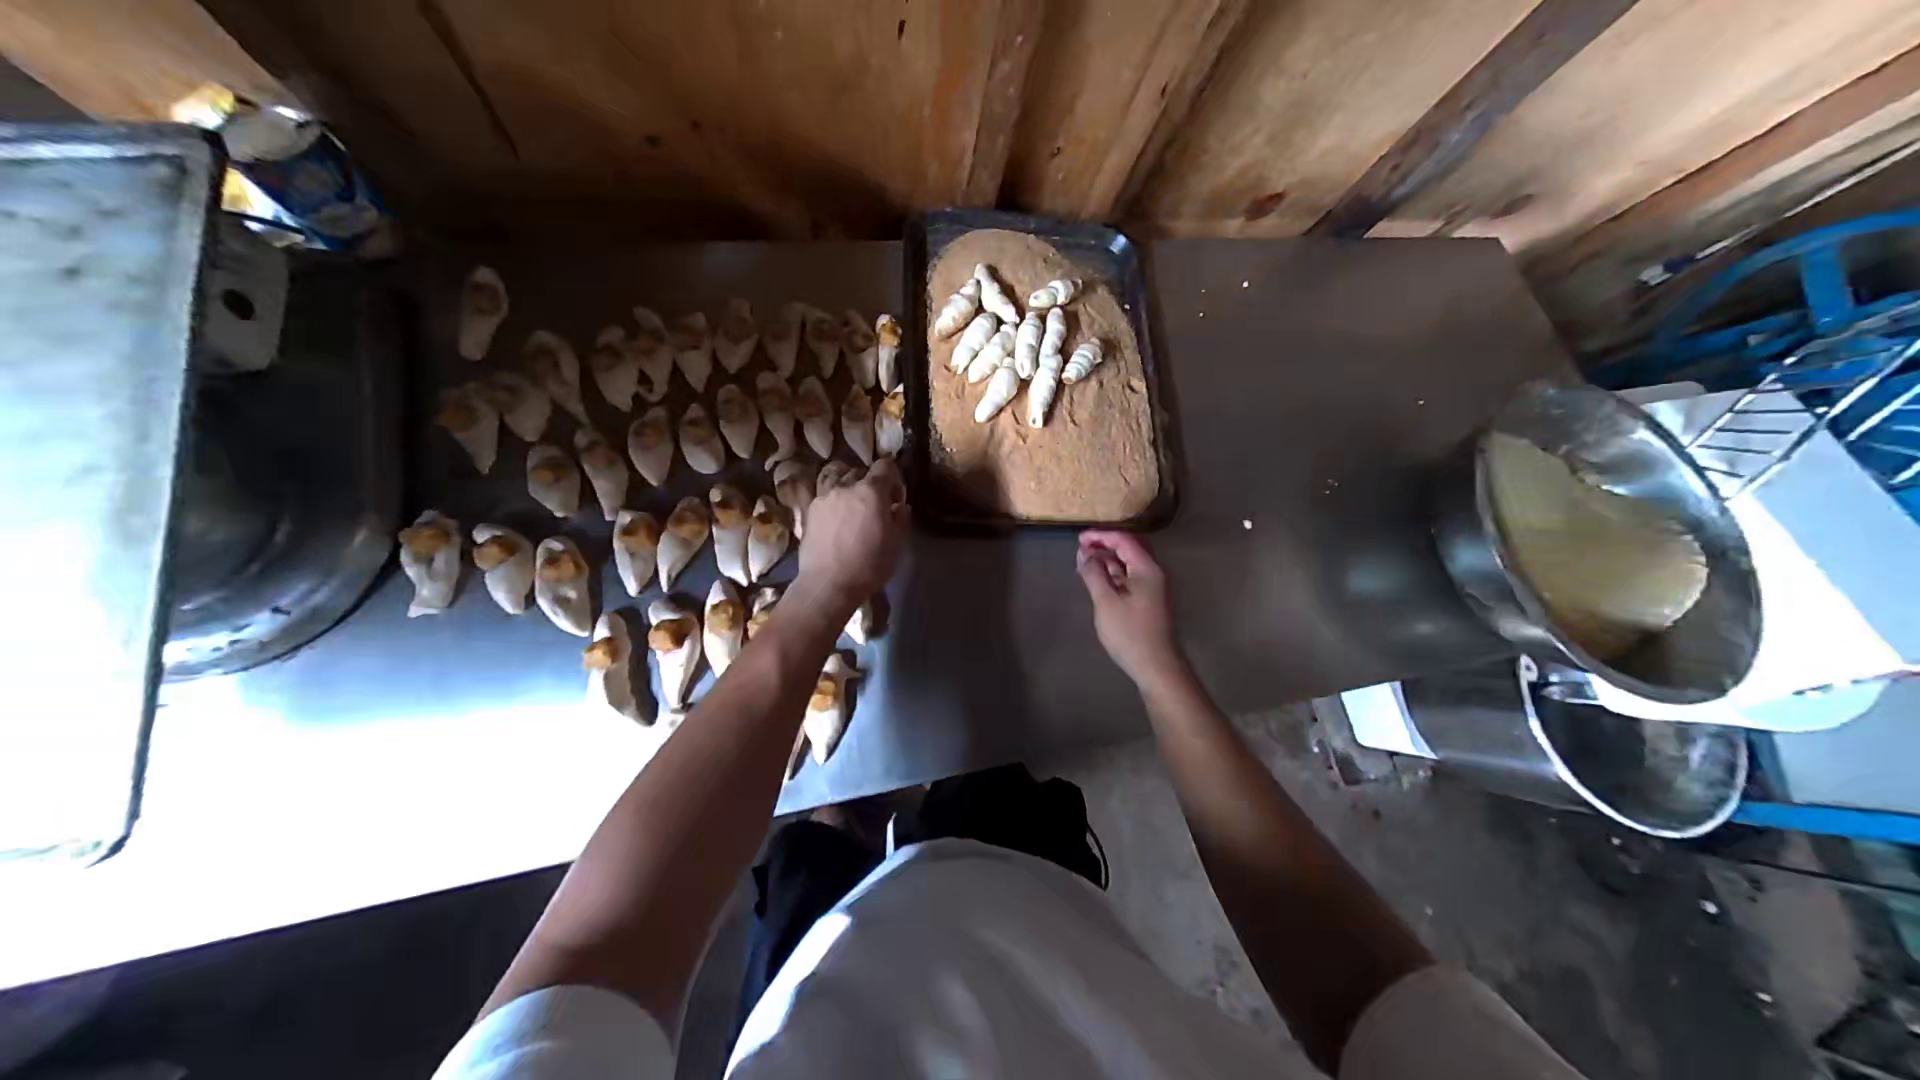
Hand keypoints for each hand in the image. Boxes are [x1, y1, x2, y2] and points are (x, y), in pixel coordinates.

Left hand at [796, 458, 910, 615]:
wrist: (828, 584)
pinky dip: (833, 500)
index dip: (893, 476)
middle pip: (860, 471)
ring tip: (852, 504)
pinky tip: (836, 518)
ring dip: (848, 486)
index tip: (895, 496)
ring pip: (837, 479)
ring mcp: (824, 497)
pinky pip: (824, 495)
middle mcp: (845, 486)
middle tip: (875, 504)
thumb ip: (901, 519)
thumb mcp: (897, 544)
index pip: (885, 466)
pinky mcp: (809, 511)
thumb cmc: (869, 565)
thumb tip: (900, 506)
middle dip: (870, 483)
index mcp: (871, 491)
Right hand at [1077, 530, 1187, 690]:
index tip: (1078, 538)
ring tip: (1086, 563)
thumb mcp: (1105, 601)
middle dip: (1105, 544)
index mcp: (1147, 568)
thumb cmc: (1130, 633)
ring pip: (1130, 564)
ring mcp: (1154, 587)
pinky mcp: (1151, 600)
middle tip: (1082, 547)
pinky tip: (1100, 580)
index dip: (1100, 536)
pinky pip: (1132, 577)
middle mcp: (1154, 573)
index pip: (1124, 540)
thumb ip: (1093, 574)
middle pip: (1130, 548)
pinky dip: (1115, 573)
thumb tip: (1084, 553)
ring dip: (1109, 559)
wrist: (1156, 666)